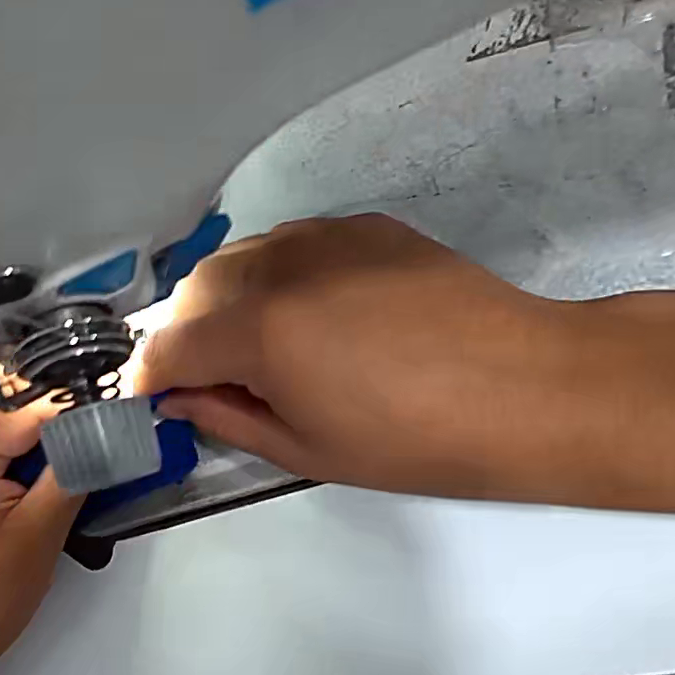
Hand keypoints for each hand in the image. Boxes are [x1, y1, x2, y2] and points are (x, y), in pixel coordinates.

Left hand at [0, 382, 81, 674]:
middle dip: (44, 395)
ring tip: (70, 430)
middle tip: (89, 410)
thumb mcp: (39, 535)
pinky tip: (37, 456)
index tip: (108, 398)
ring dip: (26, 414)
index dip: (66, 397)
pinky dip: (9, 436)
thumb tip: (103, 426)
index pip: (17, 403)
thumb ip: (71, 471)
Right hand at [135, 214, 621, 499]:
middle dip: (182, 333)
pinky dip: (271, 274)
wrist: (525, 387)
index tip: (149, 397)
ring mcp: (322, 237)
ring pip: (237, 257)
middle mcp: (278, 268)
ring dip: (222, 299)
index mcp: (259, 332)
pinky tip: (305, 307)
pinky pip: (288, 243)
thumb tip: (180, 398)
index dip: (148, 375)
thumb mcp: (306, 448)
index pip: (169, 346)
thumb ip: (227, 416)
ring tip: (250, 339)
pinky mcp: (361, 227)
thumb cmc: (412, 438)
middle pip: (194, 290)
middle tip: (202, 374)